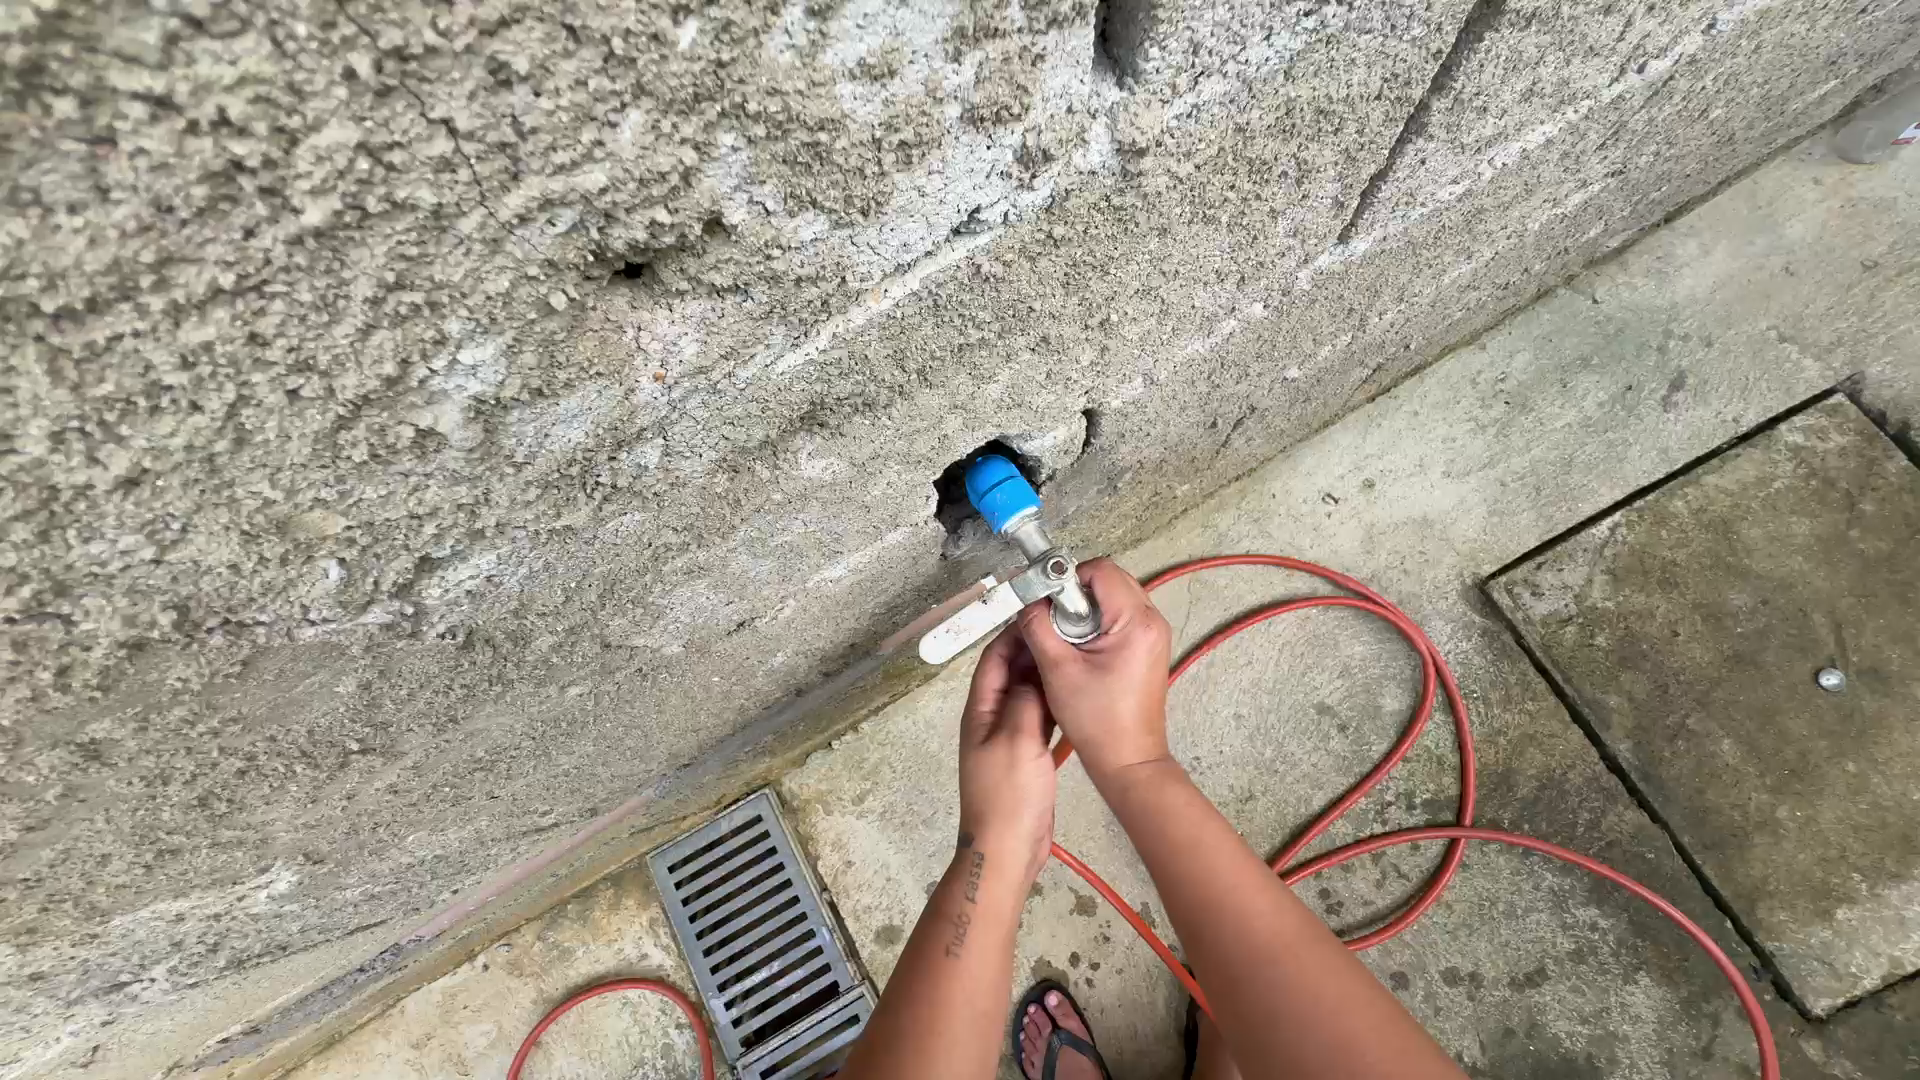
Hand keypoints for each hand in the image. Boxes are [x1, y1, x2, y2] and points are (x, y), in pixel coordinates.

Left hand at [957, 625, 1058, 888]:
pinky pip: (1038, 716)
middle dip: (1034, 650)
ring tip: (1076, 653)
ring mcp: (1008, 735)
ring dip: (1045, 674)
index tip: (1043, 615)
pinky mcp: (1025, 752)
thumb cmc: (1008, 793)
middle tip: (1068, 631)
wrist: (1007, 848)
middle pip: (1010, 672)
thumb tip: (1032, 671)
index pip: (994, 658)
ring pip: (1025, 693)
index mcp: (980, 709)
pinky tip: (1074, 691)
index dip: (1015, 634)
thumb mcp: (1017, 739)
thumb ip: (1024, 700)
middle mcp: (991, 716)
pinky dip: (1052, 701)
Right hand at [1015, 558, 1172, 783]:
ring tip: (1066, 637)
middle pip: (1109, 579)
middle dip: (1076, 593)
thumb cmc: (1098, 721)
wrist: (1128, 759)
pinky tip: (1080, 648)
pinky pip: (1120, 616)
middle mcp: (1152, 622)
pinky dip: (1097, 622)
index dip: (1069, 578)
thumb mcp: (1056, 669)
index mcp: (1136, 622)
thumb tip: (1028, 601)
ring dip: (1085, 608)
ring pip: (1114, 597)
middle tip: (1054, 618)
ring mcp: (1153, 634)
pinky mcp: (1148, 647)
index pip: (1101, 570)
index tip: (1048, 599)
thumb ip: (1038, 626)